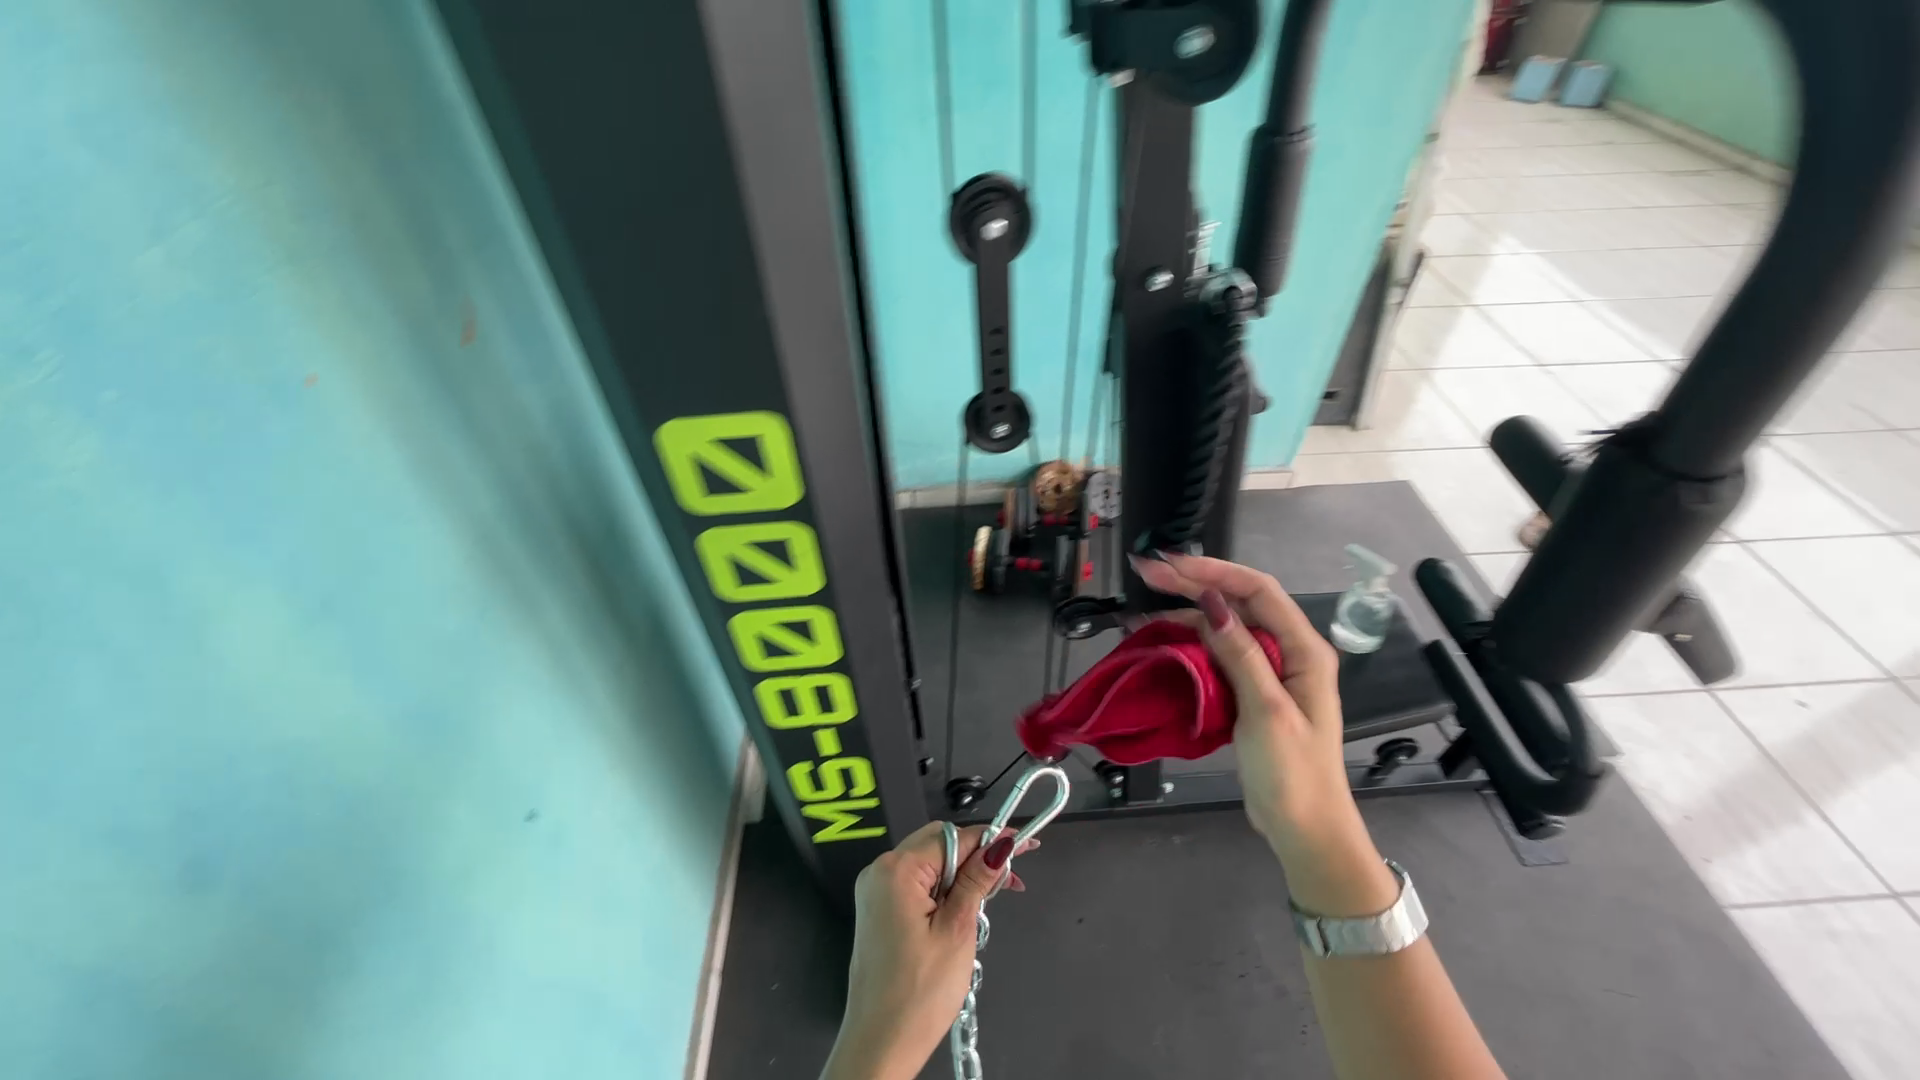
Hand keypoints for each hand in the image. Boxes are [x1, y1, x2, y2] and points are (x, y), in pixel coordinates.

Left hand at [820, 821, 1032, 1079]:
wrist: (879, 1044)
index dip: (990, 839)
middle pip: (938, 844)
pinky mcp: (878, 911)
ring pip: (929, 864)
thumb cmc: (920, 991)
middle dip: (975, 856)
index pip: (953, 837)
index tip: (1024, 844)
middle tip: (1008, 880)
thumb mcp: (957, 930)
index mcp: (896, 869)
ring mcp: (875, 891)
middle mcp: (880, 870)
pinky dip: (943, 890)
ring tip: (990, 898)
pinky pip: (916, 884)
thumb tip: (1000, 845)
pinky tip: (963, 909)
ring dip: (961, 874)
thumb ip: (977, 881)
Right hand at [1129, 552, 1397, 916]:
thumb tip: (1212, 604)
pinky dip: (1188, 643)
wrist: (1304, 827)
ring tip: (1143, 606)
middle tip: (1146, 571)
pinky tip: (1161, 639)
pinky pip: (1217, 654)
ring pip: (1224, 627)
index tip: (1169, 566)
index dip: (1212, 571)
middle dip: (1193, 583)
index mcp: (1302, 650)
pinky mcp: (1250, 691)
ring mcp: (1268, 671)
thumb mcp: (1266, 711)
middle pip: (1238, 602)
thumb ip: (1240, 654)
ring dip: (1185, 613)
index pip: (1257, 590)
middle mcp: (1287, 651)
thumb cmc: (1293, 772)